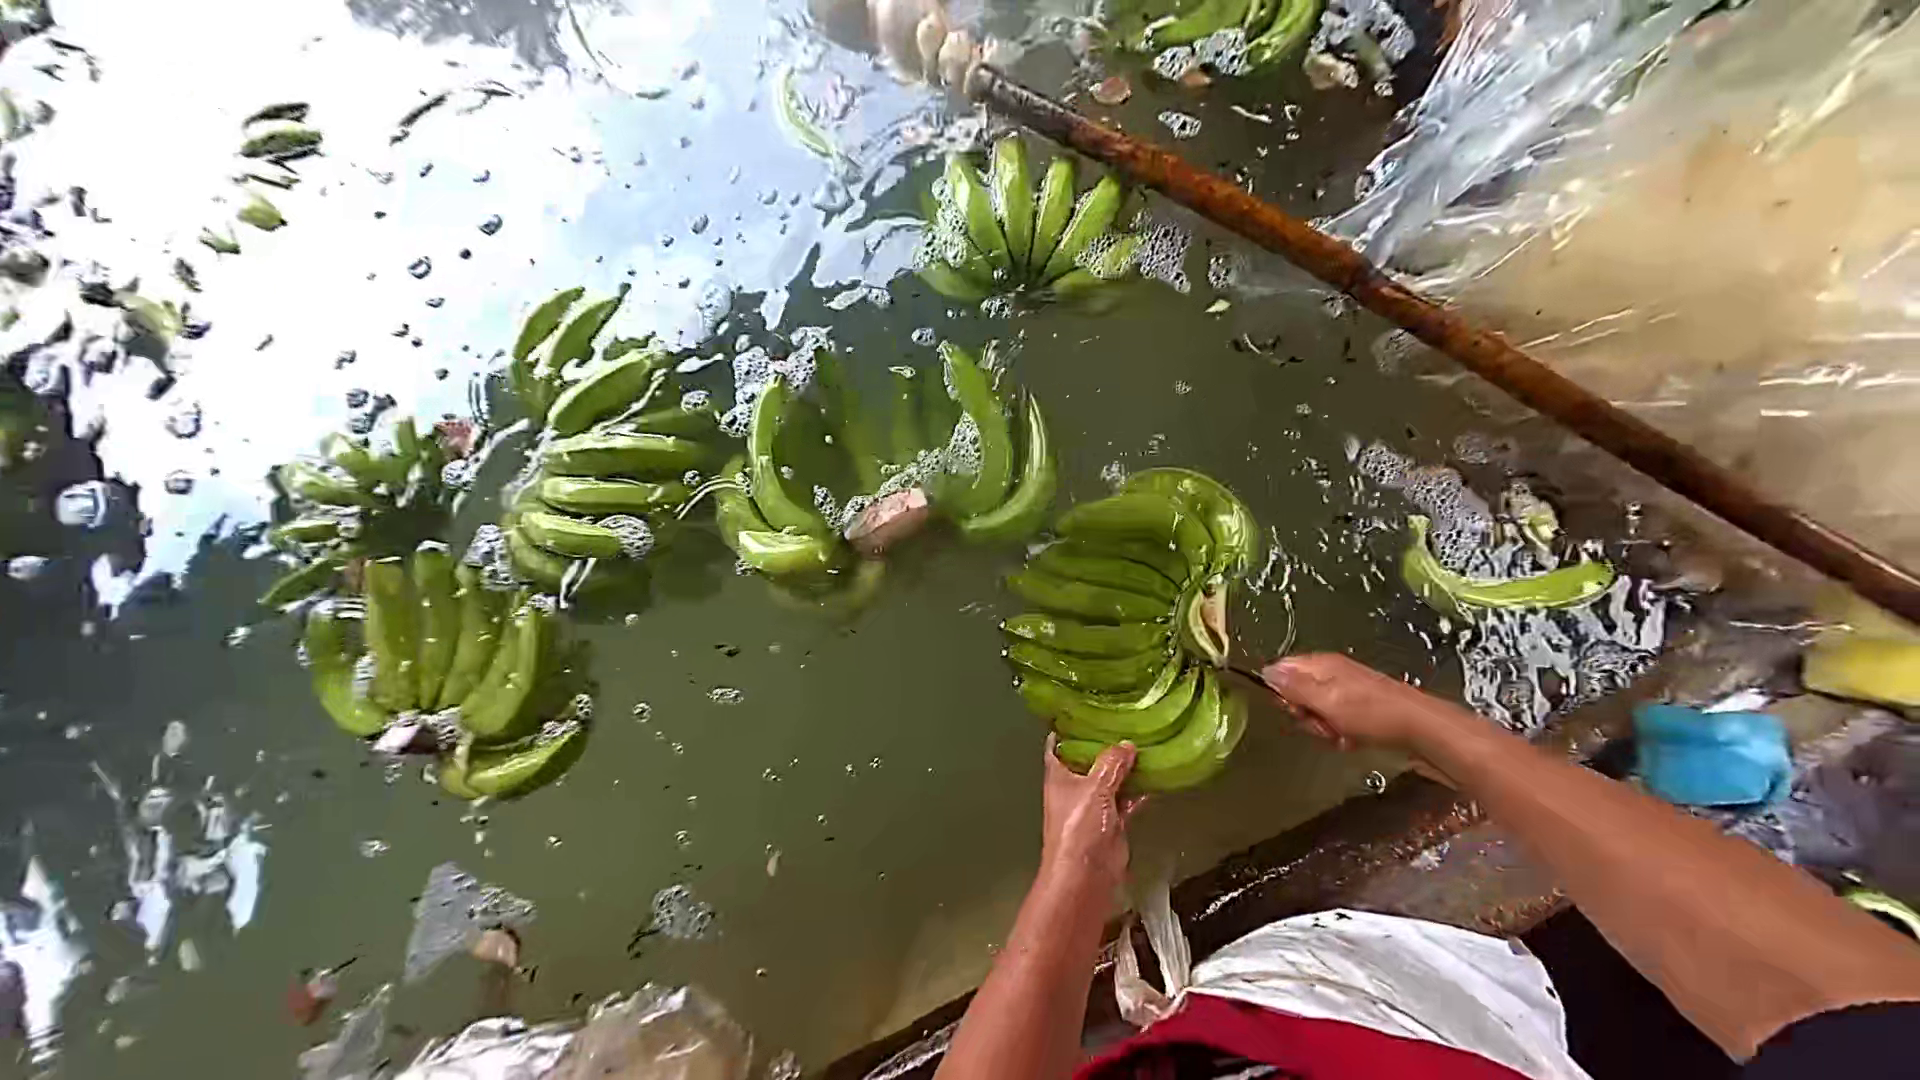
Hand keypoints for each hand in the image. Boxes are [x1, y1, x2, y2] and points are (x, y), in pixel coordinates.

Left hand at [1040, 736, 1141, 895]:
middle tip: (1123, 723)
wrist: (1086, 876)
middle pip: (1087, 758)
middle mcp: (1072, 786)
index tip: (1083, 711)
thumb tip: (1126, 745)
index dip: (1066, 727)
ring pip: (1109, 778)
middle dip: (1102, 744)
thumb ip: (1111, 763)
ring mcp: (1092, 804)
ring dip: (1123, 766)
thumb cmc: (1078, 829)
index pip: (1057, 743)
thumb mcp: (1094, 787)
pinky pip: (1125, 799)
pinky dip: (1137, 789)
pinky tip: (1154, 777)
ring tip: (1142, 744)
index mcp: (1057, 773)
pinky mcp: (1110, 821)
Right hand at [1260, 652, 1470, 751]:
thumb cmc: (1372, 714)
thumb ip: (1292, 686)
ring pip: (1316, 710)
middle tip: (1320, 724)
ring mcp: (1349, 691)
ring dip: (1322, 726)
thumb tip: (1264, 671)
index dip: (1280, 691)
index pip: (1281, 669)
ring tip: (1339, 735)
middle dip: (1303, 713)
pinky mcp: (1363, 710)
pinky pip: (1337, 720)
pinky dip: (1340, 732)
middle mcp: (1333, 673)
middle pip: (1297, 692)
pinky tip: (1352, 740)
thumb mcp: (1324, 700)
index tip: (1290, 708)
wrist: (1425, 731)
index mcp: (1320, 664)